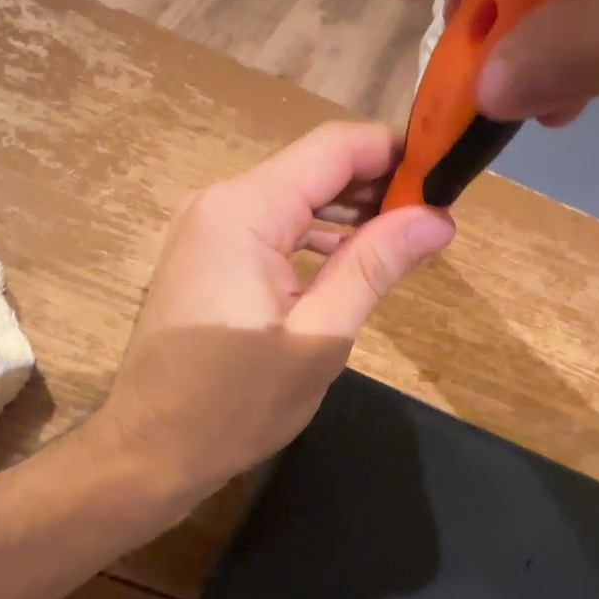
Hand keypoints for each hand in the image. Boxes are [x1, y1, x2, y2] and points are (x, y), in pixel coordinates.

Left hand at [90, 122, 455, 501]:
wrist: (152, 450)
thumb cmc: (236, 405)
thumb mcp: (318, 339)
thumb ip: (374, 267)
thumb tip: (438, 219)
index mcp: (244, 210)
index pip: (334, 147)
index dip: (395, 155)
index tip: (446, 179)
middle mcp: (218, 203)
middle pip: (312, 170)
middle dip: (375, 189)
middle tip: (433, 223)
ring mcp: (203, 230)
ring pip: (291, 201)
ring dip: (345, 218)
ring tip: (401, 246)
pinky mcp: (201, 259)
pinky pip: (267, 231)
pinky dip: (310, 242)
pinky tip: (346, 267)